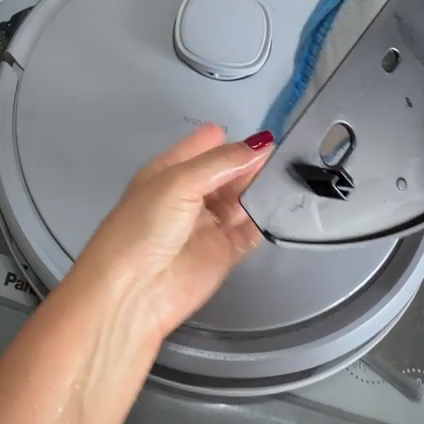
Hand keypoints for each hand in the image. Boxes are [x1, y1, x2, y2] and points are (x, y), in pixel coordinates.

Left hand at [62, 124, 273, 343]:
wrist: (134, 290)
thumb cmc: (145, 225)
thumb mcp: (178, 183)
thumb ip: (221, 163)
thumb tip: (261, 143)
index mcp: (169, 171)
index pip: (202, 147)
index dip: (228, 140)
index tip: (262, 133)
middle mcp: (188, 195)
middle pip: (225, 173)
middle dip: (248, 164)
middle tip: (282, 156)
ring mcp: (206, 225)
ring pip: (239, 200)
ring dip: (259, 190)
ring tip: (289, 177)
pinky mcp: (223, 254)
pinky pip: (248, 231)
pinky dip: (264, 220)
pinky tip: (284, 208)